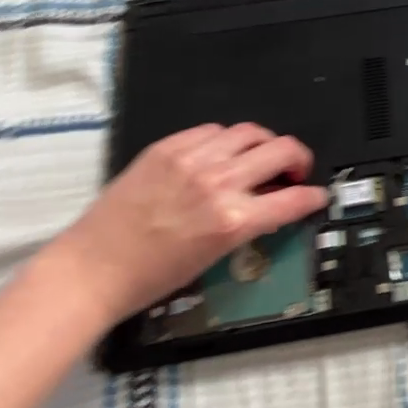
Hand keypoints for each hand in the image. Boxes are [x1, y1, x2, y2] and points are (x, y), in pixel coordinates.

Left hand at [39, 123, 328, 324]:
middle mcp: (219, 184)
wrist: (91, 270)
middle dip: (299, 159)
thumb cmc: (149, 277)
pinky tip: (221, 153)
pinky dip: (226, 139)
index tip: (317, 195)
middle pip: (282, 150)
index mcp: (232, 220)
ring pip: (250, 132)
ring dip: (264, 143)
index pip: (292, 198)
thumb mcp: (212, 256)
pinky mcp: (169, 147)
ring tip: (259, 155)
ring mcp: (193, 159)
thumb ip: (245, 222)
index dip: (312, 196)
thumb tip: (269, 202)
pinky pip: (212, 130)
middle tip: (295, 169)